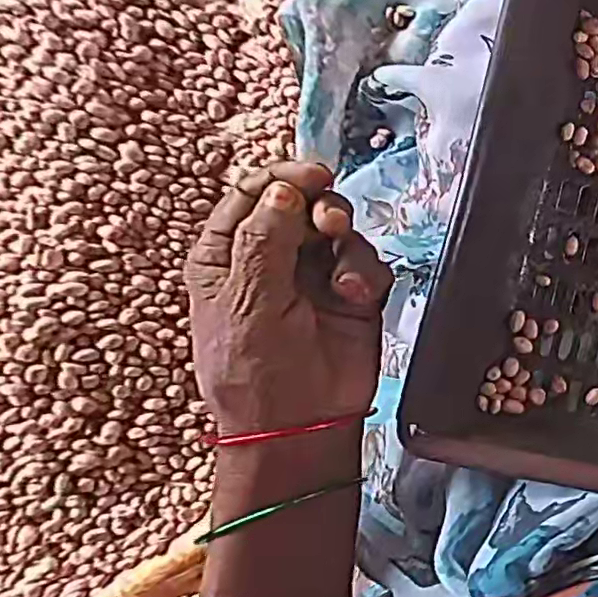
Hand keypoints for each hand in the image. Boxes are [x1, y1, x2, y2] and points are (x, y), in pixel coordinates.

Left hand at [185, 161, 393, 434]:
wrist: (301, 422)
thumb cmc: (255, 366)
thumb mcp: (246, 299)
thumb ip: (266, 239)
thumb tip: (286, 187)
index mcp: (230, 252)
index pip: (255, 194)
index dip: (284, 177)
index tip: (314, 175)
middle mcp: (275, 257)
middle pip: (303, 204)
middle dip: (321, 208)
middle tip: (329, 225)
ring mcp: (317, 276)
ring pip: (340, 231)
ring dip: (345, 243)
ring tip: (341, 275)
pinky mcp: (355, 296)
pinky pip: (367, 264)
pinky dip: (365, 274)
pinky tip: (355, 296)